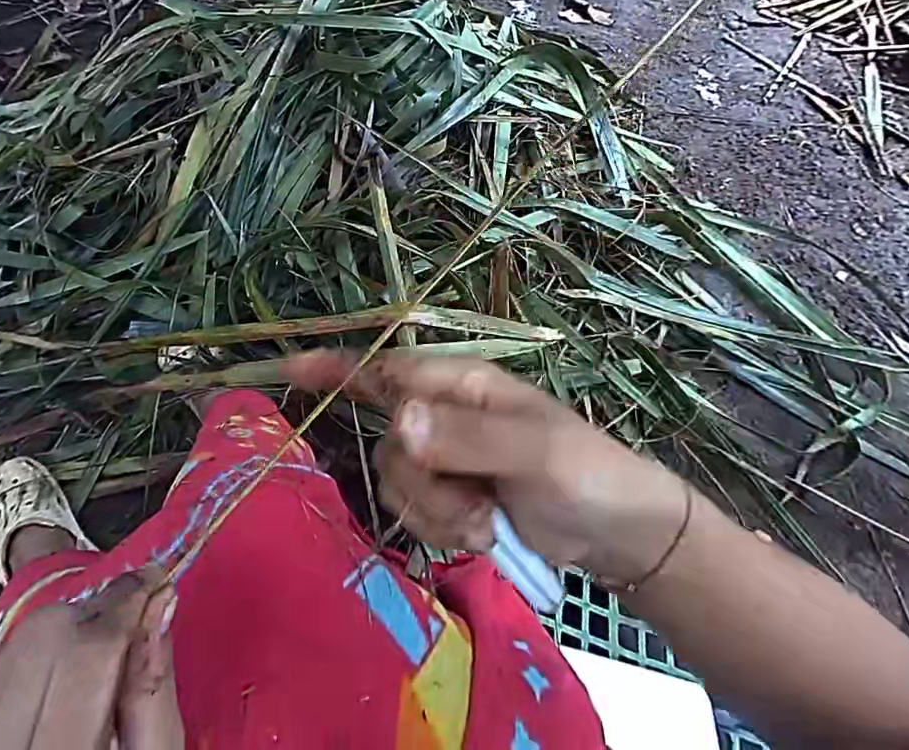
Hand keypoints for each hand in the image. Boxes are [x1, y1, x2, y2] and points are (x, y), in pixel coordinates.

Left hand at [0, 570, 181, 749]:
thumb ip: (154, 689)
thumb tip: (160, 602)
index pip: (86, 649)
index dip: (126, 600)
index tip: (155, 578)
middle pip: (46, 637)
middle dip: (98, 612)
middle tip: (132, 622)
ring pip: (16, 648)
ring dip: (66, 638)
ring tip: (96, 666)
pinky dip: (34, 668)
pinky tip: (55, 698)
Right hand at [283, 350, 690, 582]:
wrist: (617, 535)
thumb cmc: (586, 474)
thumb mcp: (537, 451)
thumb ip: (467, 436)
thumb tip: (399, 420)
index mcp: (464, 384)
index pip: (391, 371)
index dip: (341, 371)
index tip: (291, 371)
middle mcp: (445, 415)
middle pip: (391, 442)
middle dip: (425, 484)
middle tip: (475, 507)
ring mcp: (446, 459)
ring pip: (398, 482)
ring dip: (438, 514)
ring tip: (486, 525)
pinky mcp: (449, 497)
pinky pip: (414, 512)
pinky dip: (443, 531)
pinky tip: (482, 537)